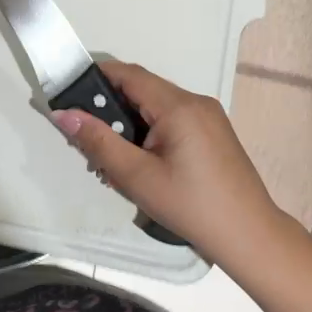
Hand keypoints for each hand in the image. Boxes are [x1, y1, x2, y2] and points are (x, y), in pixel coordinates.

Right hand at [48, 61, 301, 261]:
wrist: (249, 236)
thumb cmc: (190, 205)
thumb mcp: (135, 176)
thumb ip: (97, 141)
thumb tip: (62, 114)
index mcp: (179, 106)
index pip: (128, 75)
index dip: (94, 78)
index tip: (67, 96)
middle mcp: (196, 103)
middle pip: (140, 91)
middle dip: (109, 112)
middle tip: (86, 145)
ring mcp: (208, 118)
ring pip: (154, 109)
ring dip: (127, 128)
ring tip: (112, 164)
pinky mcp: (213, 135)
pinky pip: (170, 122)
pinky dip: (147, 136)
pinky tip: (139, 167)